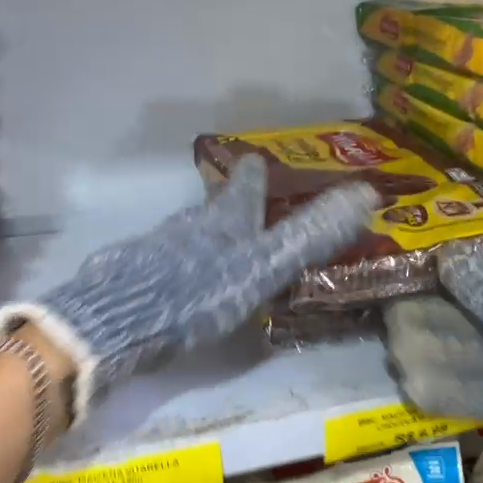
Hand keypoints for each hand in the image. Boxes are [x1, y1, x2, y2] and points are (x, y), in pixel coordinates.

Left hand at [0, 155, 378, 417]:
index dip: (255, 175)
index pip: (245, 188)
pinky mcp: (130, 271)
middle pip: (212, 209)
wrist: (118, 320)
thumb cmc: (199, 294)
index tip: (258, 161)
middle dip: (228, 208)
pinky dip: (174, 265)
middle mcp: (188, 224)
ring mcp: (155, 246)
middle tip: (242, 213)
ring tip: (214, 253)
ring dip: (202, 238)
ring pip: (185, 234)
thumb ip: (310, 236)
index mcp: (224, 221)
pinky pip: (160, 260)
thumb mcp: (264, 267)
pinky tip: (174, 284)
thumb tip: (364, 194)